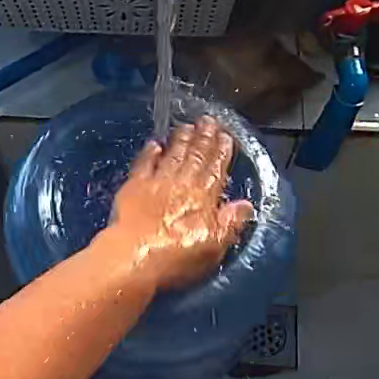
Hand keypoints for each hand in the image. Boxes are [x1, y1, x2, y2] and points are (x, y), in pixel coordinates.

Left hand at [98, 116, 254, 292]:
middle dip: (203, 137)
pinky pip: (144, 164)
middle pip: (195, 156)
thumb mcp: (213, 247)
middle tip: (207, 121)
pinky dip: (149, 153)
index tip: (225, 136)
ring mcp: (156, 183)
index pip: (216, 168)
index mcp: (204, 197)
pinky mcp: (134, 188)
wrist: (133, 257)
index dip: (222, 151)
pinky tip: (154, 144)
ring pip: (172, 155)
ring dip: (180, 140)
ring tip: (186, 126)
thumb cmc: (176, 257)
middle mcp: (181, 184)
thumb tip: (245, 205)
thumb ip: (230, 223)